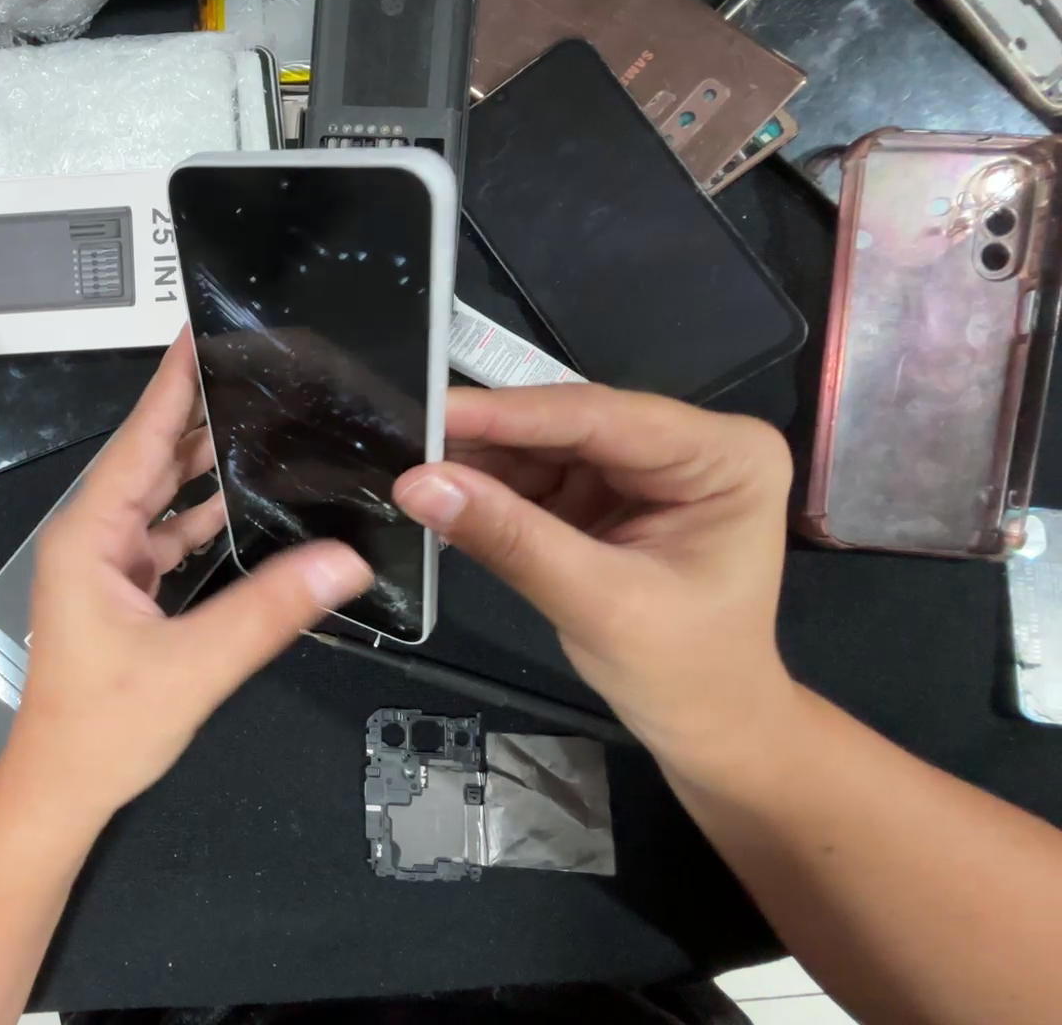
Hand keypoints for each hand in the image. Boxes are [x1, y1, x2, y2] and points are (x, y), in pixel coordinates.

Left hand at [2, 335, 372, 819]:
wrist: (61, 784)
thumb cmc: (104, 727)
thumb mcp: (192, 667)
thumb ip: (267, 611)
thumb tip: (344, 562)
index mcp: (90, 536)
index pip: (138, 440)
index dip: (172, 385)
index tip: (200, 332)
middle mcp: (92, 536)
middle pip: (150, 458)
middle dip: (196, 413)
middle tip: (254, 371)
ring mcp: (106, 562)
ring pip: (159, 495)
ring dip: (202, 463)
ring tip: (258, 421)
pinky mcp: (122, 588)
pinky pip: (165, 532)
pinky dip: (200, 515)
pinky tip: (240, 500)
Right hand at [392, 384, 796, 766]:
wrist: (702, 717)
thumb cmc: (679, 667)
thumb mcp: (594, 601)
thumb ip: (508, 539)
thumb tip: (418, 485)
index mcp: (723, 456)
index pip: (599, 418)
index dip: (507, 414)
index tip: (430, 411)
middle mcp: (683, 444)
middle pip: (564, 424)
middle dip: (484, 438)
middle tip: (404, 440)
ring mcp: (638, 465)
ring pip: (537, 445)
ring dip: (476, 462)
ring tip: (411, 471)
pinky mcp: (599, 489)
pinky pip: (529, 473)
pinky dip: (484, 488)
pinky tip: (443, 497)